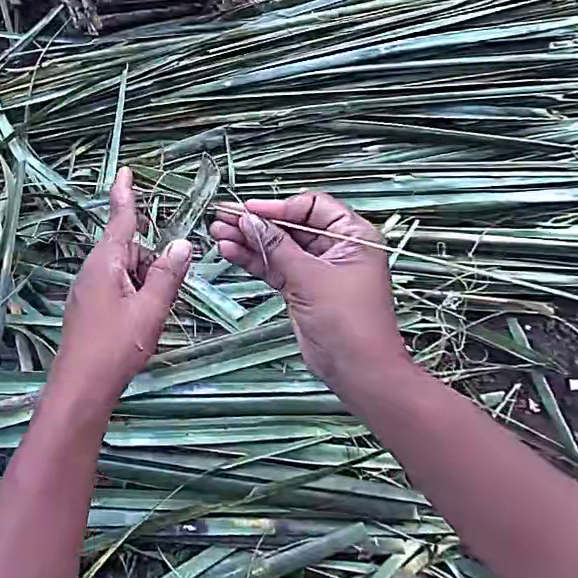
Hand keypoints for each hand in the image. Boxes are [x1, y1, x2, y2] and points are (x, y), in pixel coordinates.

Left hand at [49, 168, 193, 411]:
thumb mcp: (150, 309)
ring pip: (125, 272)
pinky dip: (134, 297)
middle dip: (151, 264)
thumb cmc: (115, 346)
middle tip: (161, 297)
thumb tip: (182, 245)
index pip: (121, 219)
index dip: (126, 194)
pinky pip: (117, 289)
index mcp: (106, 262)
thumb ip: (167, 275)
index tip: (126, 170)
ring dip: (144, 285)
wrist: (81, 387)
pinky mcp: (88, 308)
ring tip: (148, 317)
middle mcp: (93, 270)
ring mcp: (88, 290)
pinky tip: (138, 324)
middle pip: (130, 250)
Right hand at [209, 193, 408, 382]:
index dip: (279, 207)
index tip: (249, 210)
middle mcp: (336, 249)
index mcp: (352, 236)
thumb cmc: (352, 324)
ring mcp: (317, 270)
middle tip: (225, 217)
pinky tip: (231, 252)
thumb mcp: (311, 277)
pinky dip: (254, 260)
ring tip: (219, 233)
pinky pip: (275, 267)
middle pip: (291, 225)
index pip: (312, 207)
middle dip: (257, 222)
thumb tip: (251, 221)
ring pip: (278, 246)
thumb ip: (277, 247)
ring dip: (249, 240)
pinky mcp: (302, 289)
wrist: (358, 370)